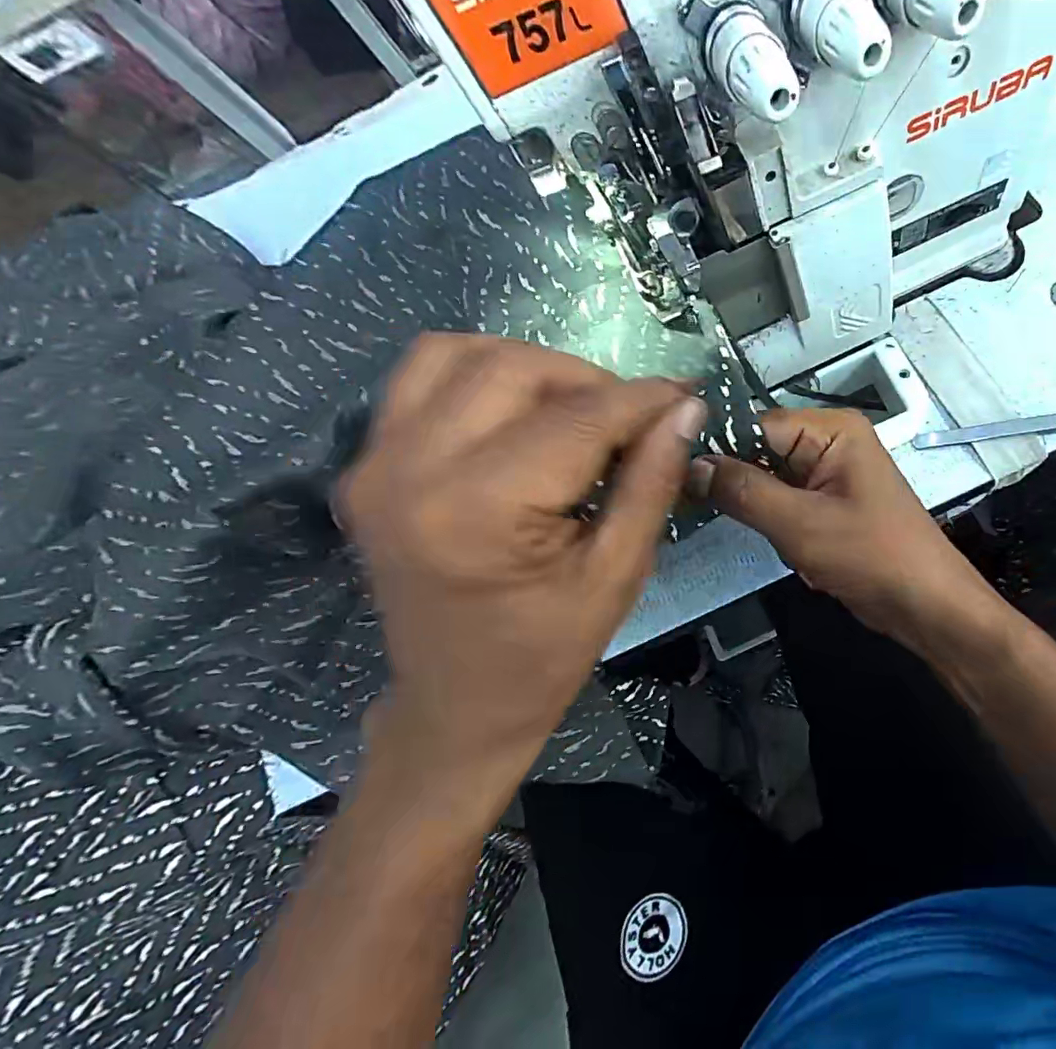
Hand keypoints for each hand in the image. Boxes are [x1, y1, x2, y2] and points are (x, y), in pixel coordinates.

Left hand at [338, 334, 704, 825]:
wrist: (459, 701)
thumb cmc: (550, 650)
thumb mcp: (620, 571)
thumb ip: (651, 481)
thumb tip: (686, 409)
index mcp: (480, 510)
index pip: (577, 418)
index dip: (642, 399)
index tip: (688, 395)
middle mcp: (411, 469)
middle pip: (513, 369)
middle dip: (592, 381)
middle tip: (637, 419)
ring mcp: (375, 462)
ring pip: (459, 354)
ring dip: (536, 369)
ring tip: (582, 411)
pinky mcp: (367, 463)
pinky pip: (422, 378)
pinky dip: (483, 375)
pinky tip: (525, 415)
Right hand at [687, 408, 1006, 656]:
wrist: (926, 603)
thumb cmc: (872, 555)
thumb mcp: (801, 523)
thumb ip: (743, 491)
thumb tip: (690, 464)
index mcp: (833, 430)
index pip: (755, 424)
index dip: (715, 448)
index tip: (671, 475)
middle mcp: (831, 444)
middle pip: (761, 452)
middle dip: (744, 489)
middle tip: (710, 516)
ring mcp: (831, 477)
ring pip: (770, 485)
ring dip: (765, 516)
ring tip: (782, 541)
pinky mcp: (831, 508)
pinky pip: (787, 508)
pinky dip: (783, 531)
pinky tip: (800, 554)